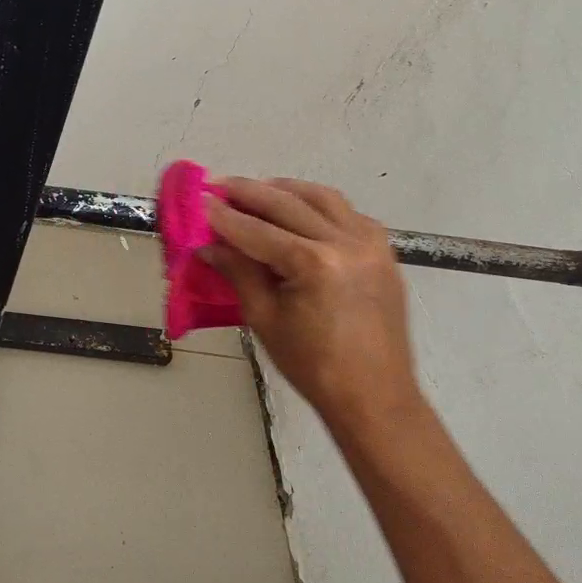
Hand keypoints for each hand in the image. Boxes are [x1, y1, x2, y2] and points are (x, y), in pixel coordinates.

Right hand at [200, 177, 421, 435]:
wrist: (375, 397)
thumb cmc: (313, 366)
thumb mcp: (264, 318)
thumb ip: (237, 272)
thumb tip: (208, 244)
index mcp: (315, 264)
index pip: (256, 230)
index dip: (222, 215)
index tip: (197, 199)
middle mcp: (346, 243)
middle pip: (287, 203)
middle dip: (248, 192)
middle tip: (218, 185)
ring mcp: (371, 244)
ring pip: (321, 197)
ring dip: (285, 190)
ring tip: (255, 191)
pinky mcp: (384, 251)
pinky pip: (347, 213)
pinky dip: (318, 205)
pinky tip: (297, 211)